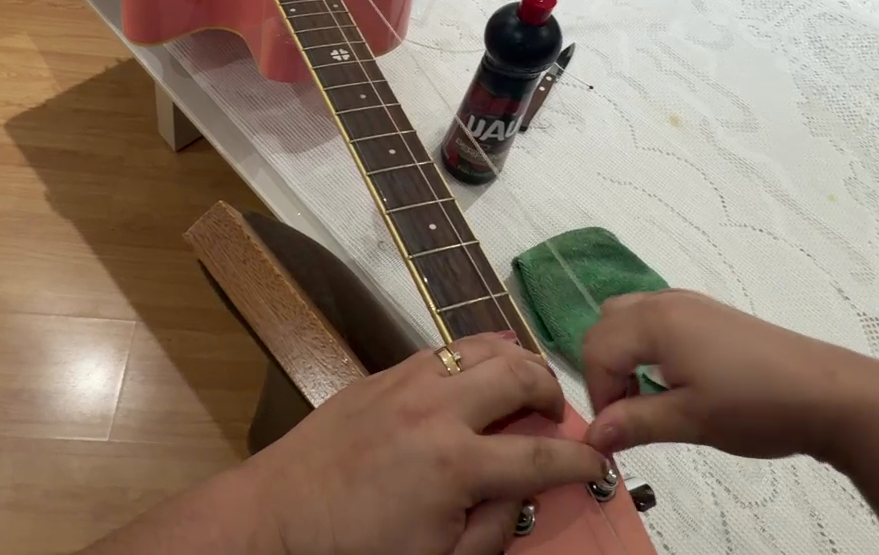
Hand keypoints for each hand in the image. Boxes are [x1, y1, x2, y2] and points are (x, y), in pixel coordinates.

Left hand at [241, 332, 608, 554]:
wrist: (280, 514)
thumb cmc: (358, 550)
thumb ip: (494, 527)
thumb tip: (524, 492)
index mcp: (455, 463)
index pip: (541, 458)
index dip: (581, 460)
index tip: (598, 462)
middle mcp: (437, 407)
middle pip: (518, 374)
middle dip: (551, 390)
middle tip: (558, 413)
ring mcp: (408, 380)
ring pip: (481, 344)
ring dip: (514, 359)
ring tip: (524, 383)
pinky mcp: (384, 371)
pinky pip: (443, 349)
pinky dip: (472, 355)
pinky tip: (475, 374)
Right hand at [581, 289, 878, 459]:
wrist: (829, 394)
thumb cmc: (755, 406)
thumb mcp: (690, 421)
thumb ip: (635, 423)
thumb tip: (592, 436)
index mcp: (654, 321)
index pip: (596, 349)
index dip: (598, 393)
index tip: (618, 431)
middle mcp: (663, 301)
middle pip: (605, 325)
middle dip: (606, 369)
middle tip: (630, 412)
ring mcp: (687, 302)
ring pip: (628, 317)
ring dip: (624, 354)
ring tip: (651, 395)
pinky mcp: (707, 311)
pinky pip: (655, 316)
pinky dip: (647, 344)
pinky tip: (677, 377)